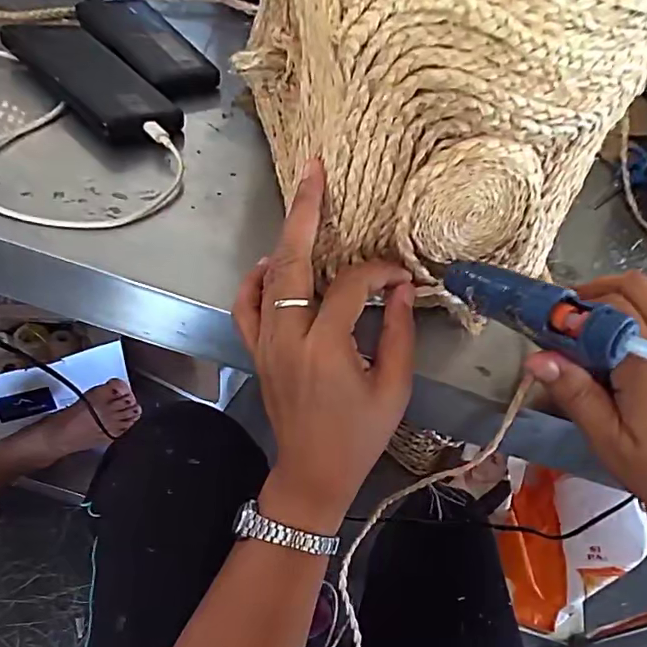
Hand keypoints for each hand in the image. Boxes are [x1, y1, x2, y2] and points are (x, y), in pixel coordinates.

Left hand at [234, 159, 415, 531]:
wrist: (313, 474)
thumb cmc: (358, 437)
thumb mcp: (392, 389)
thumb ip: (397, 334)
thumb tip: (399, 290)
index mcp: (325, 349)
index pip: (350, 286)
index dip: (378, 272)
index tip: (401, 276)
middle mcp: (288, 338)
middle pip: (292, 260)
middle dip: (306, 211)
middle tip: (316, 171)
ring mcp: (266, 344)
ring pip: (267, 277)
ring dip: (285, 239)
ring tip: (303, 209)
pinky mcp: (256, 353)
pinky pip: (245, 306)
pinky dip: (253, 279)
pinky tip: (270, 263)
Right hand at [524, 272, 646, 532]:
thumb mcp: (608, 439)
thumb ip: (575, 393)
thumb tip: (536, 359)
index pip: (607, 308)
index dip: (568, 312)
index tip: (540, 330)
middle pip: (630, 287)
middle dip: (587, 296)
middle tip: (557, 326)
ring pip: (643, 301)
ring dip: (606, 309)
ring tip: (576, 345)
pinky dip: (622, 325)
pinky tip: (604, 363)